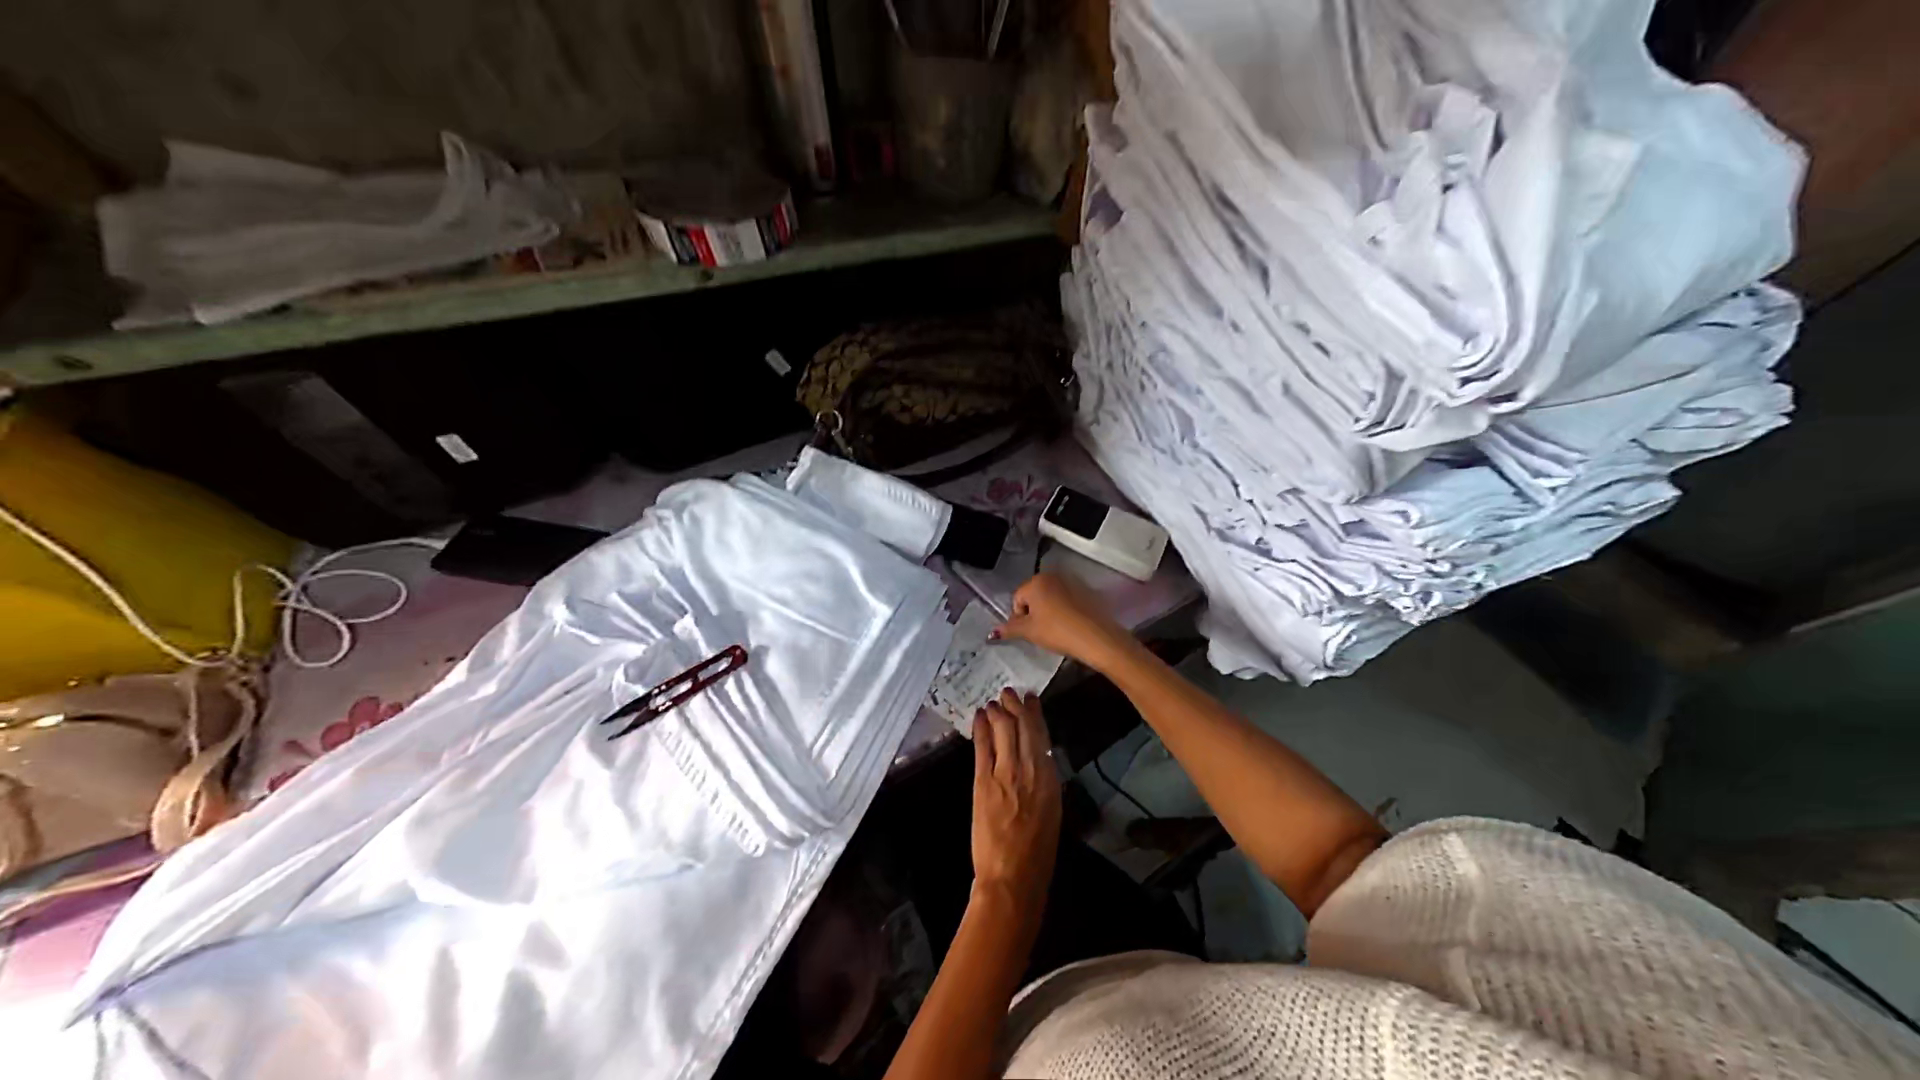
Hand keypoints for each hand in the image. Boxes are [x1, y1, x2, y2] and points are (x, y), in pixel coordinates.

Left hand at [970, 689, 1060, 902]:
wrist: (1012, 875)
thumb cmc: (1038, 852)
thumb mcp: (1052, 811)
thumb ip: (1046, 782)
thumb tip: (1039, 760)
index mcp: (1051, 778)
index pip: (1043, 735)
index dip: (1035, 713)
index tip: (1031, 698)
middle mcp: (1029, 769)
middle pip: (1022, 726)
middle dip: (1014, 705)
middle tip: (1008, 692)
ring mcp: (1005, 773)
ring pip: (1003, 730)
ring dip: (997, 711)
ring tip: (994, 701)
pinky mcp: (983, 781)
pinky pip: (982, 747)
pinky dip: (981, 728)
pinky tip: (979, 716)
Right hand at [994, 573, 1137, 672]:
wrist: (1096, 637)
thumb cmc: (1057, 631)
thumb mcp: (1029, 631)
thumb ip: (1009, 628)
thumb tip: (991, 632)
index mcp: (1035, 581)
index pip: (1017, 599)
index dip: (1019, 617)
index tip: (1028, 632)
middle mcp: (1052, 576)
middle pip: (1033, 595)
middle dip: (1033, 612)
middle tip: (1040, 631)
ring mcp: (1071, 581)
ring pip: (1051, 597)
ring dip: (1048, 611)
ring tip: (1056, 630)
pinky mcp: (1086, 590)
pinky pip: (1067, 599)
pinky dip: (1064, 610)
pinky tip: (1069, 625)